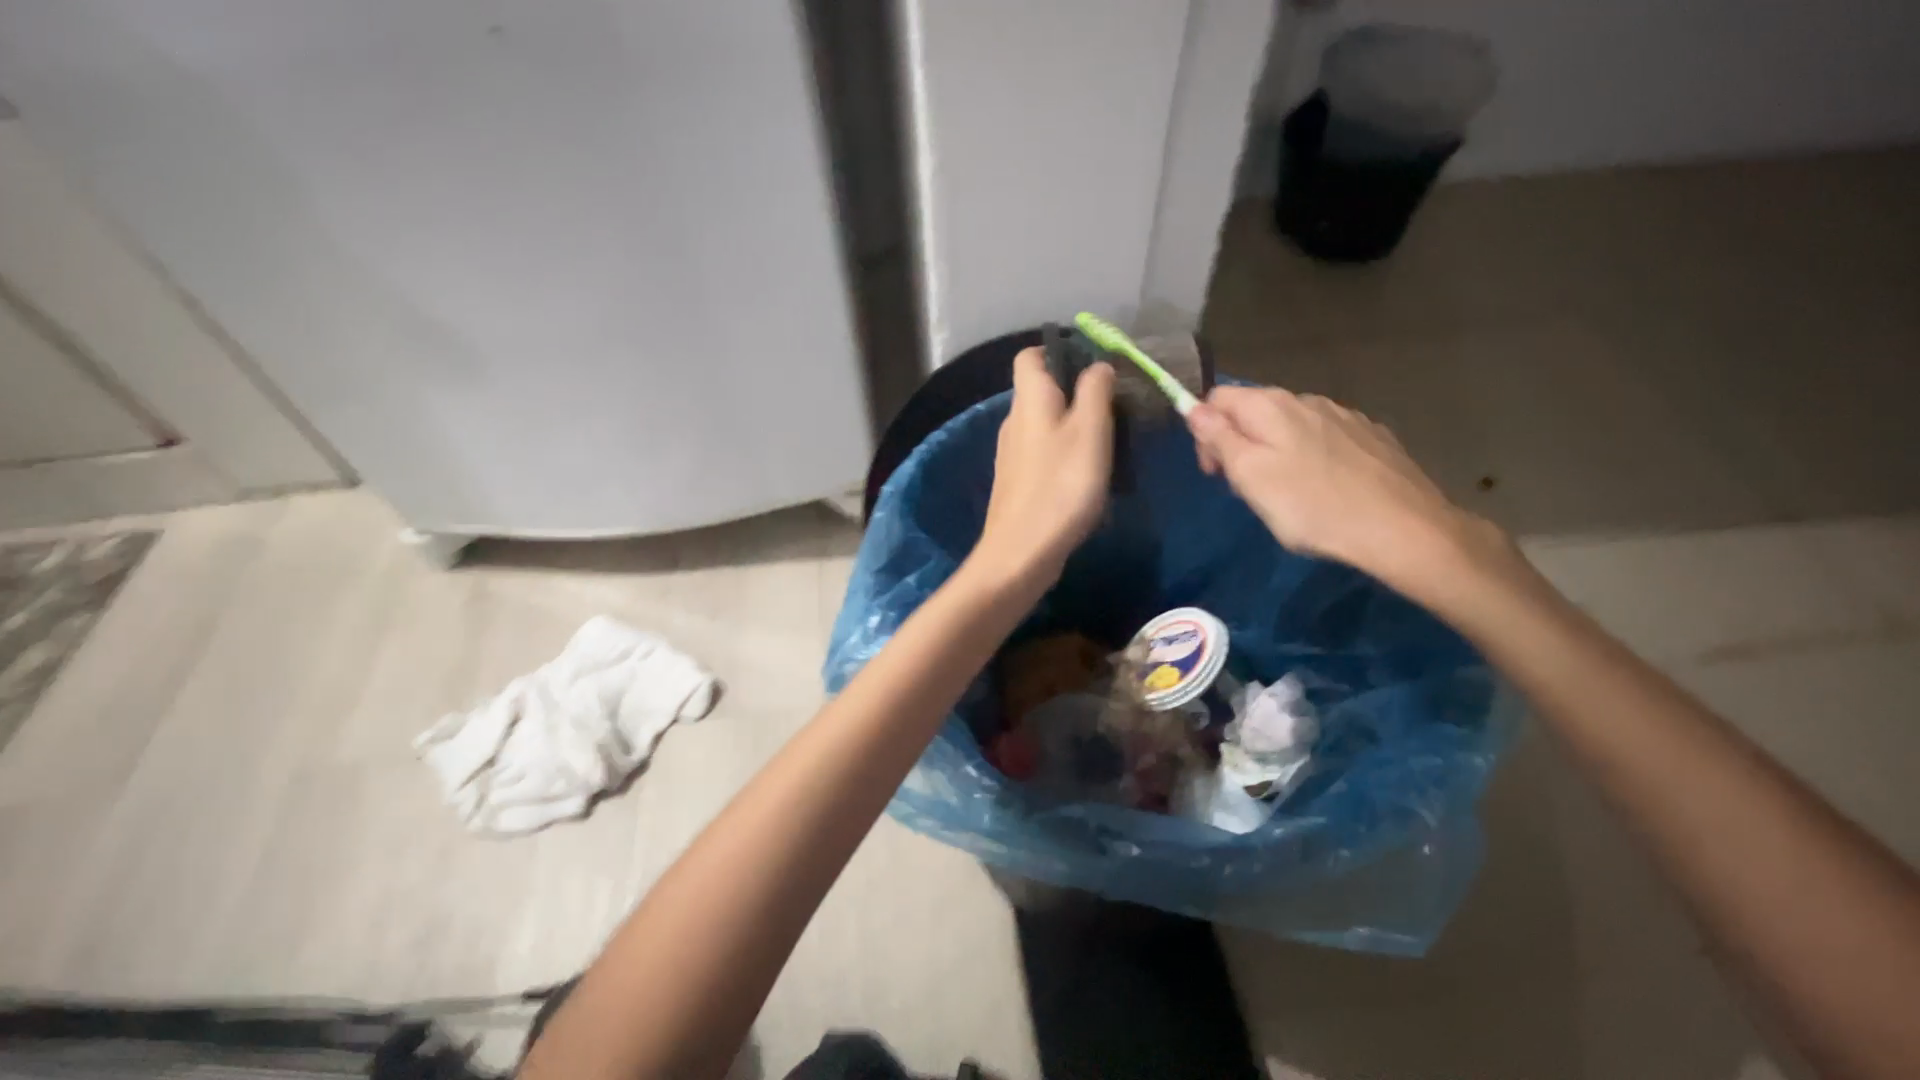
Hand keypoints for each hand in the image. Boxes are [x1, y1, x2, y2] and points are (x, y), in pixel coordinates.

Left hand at [968, 348, 1113, 586]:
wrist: (1021, 552)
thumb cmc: (1060, 486)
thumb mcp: (1090, 431)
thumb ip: (1095, 391)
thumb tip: (1097, 365)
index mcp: (1029, 399)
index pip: (1030, 356)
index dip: (1060, 351)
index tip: (1096, 366)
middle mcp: (1014, 420)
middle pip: (1042, 390)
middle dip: (1077, 392)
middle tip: (1116, 407)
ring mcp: (1013, 454)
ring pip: (1046, 424)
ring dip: (1076, 426)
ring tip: (1111, 441)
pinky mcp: (1019, 482)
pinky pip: (1045, 453)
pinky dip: (1067, 454)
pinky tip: (1090, 475)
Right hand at [1187, 386, 1499, 586]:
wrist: (1402, 528)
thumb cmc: (1312, 506)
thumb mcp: (1250, 476)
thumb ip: (1219, 438)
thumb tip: (1194, 409)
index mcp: (1270, 406)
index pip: (1217, 398)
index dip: (1204, 432)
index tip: (1214, 473)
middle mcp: (1307, 400)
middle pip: (1255, 411)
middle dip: (1241, 444)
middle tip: (1248, 492)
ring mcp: (1344, 416)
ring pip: (1292, 426)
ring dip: (1276, 452)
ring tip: (1288, 495)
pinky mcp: (1372, 437)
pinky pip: (1326, 439)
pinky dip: (1313, 458)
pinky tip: (1326, 489)